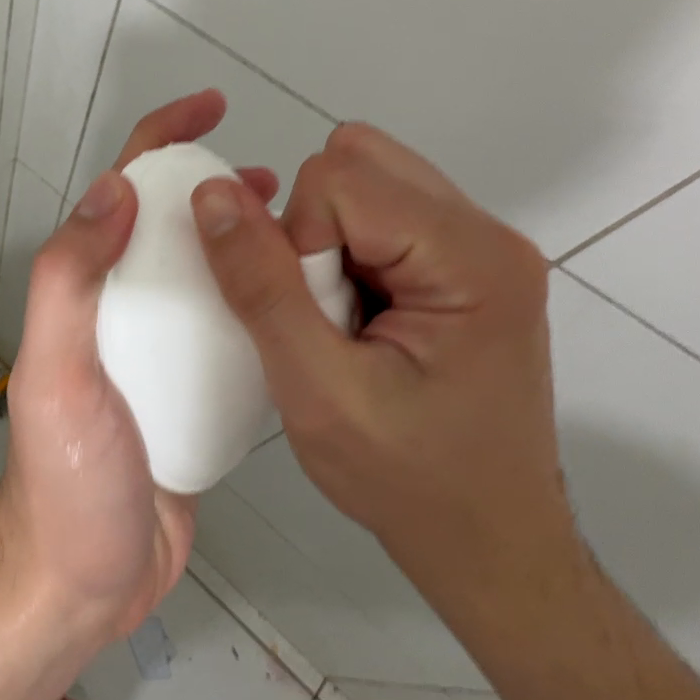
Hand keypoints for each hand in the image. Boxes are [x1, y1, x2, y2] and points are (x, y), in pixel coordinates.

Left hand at [0, 91, 280, 645]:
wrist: (87, 577)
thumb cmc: (66, 477)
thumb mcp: (56, 371)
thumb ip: (69, 279)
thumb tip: (111, 191)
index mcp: (86, 292)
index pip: (120, 193)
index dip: (160, 138)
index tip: (211, 105)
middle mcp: (122, 312)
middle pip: (172, 226)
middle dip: (216, 187)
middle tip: (274, 177)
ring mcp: (162, 354)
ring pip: (207, 276)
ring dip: (246, 245)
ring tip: (301, 232)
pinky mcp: (195, 395)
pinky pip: (232, 334)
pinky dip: (263, 306)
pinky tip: (302, 307)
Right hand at [188, 123, 569, 579]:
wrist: (487, 540)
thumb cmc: (407, 479)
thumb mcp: (316, 389)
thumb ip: (260, 285)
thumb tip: (211, 193)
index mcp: (471, 258)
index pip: (339, 179)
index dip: (296, 240)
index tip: (311, 317)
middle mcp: (487, 233)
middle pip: (356, 160)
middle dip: (310, 228)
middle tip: (324, 311)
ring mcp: (480, 245)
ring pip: (362, 179)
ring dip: (324, 238)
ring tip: (339, 316)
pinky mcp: (463, 263)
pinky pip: (378, 212)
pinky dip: (343, 250)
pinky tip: (355, 315)